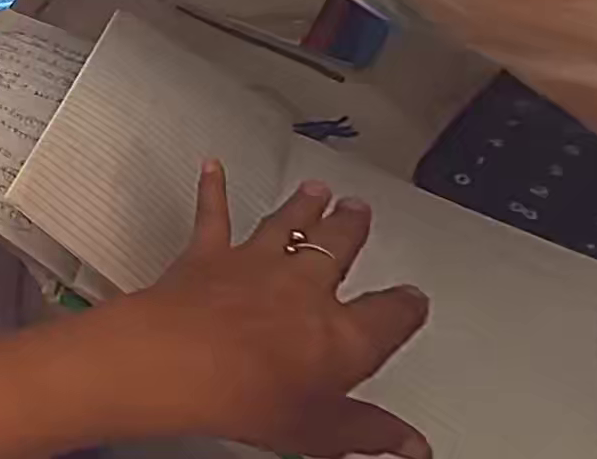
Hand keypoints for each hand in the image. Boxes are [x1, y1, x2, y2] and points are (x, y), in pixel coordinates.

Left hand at [99, 162, 432, 458]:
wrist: (183, 360)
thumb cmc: (249, 397)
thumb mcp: (322, 432)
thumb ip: (369, 433)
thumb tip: (408, 443)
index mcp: (342, 336)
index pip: (389, 317)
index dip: (405, 306)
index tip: (412, 296)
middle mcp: (302, 288)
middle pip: (337, 250)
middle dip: (350, 228)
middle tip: (358, 209)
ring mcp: (253, 262)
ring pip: (285, 226)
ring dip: (301, 206)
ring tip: (315, 189)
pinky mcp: (208, 250)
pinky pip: (212, 212)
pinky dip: (212, 186)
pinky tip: (212, 165)